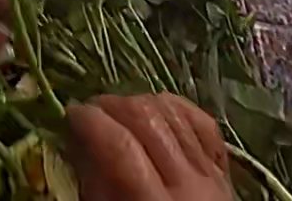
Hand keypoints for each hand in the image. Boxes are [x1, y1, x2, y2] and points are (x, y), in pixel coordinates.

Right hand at [69, 94, 233, 200]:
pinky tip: (155, 114)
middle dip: (110, 105)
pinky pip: (198, 121)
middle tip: (90, 113)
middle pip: (144, 118)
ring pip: (170, 110)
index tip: (70, 115)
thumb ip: (96, 189)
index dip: (90, 121)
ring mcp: (210, 175)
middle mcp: (187, 186)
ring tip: (118, 114)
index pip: (120, 146)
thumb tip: (78, 142)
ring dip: (137, 102)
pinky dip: (174, 109)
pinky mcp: (221, 170)